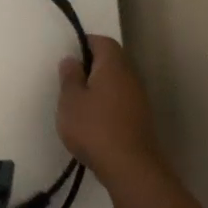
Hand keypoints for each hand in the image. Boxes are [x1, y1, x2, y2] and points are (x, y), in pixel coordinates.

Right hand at [55, 36, 162, 179]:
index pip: (103, 42)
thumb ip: (70, 78)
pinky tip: (92, 118)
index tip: (68, 54)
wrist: (129, 166)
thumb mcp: (70, 101)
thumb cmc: (93, 128)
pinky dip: (106, 101)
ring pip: (117, 81)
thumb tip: (72, 59)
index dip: (86, 42)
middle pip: (112, 60)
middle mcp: (130, 78)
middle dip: (91, 64)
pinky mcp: (139, 117)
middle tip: (69, 78)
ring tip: (77, 100)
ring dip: (99, 84)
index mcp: (113, 68)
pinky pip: (120, 98)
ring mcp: (138, 98)